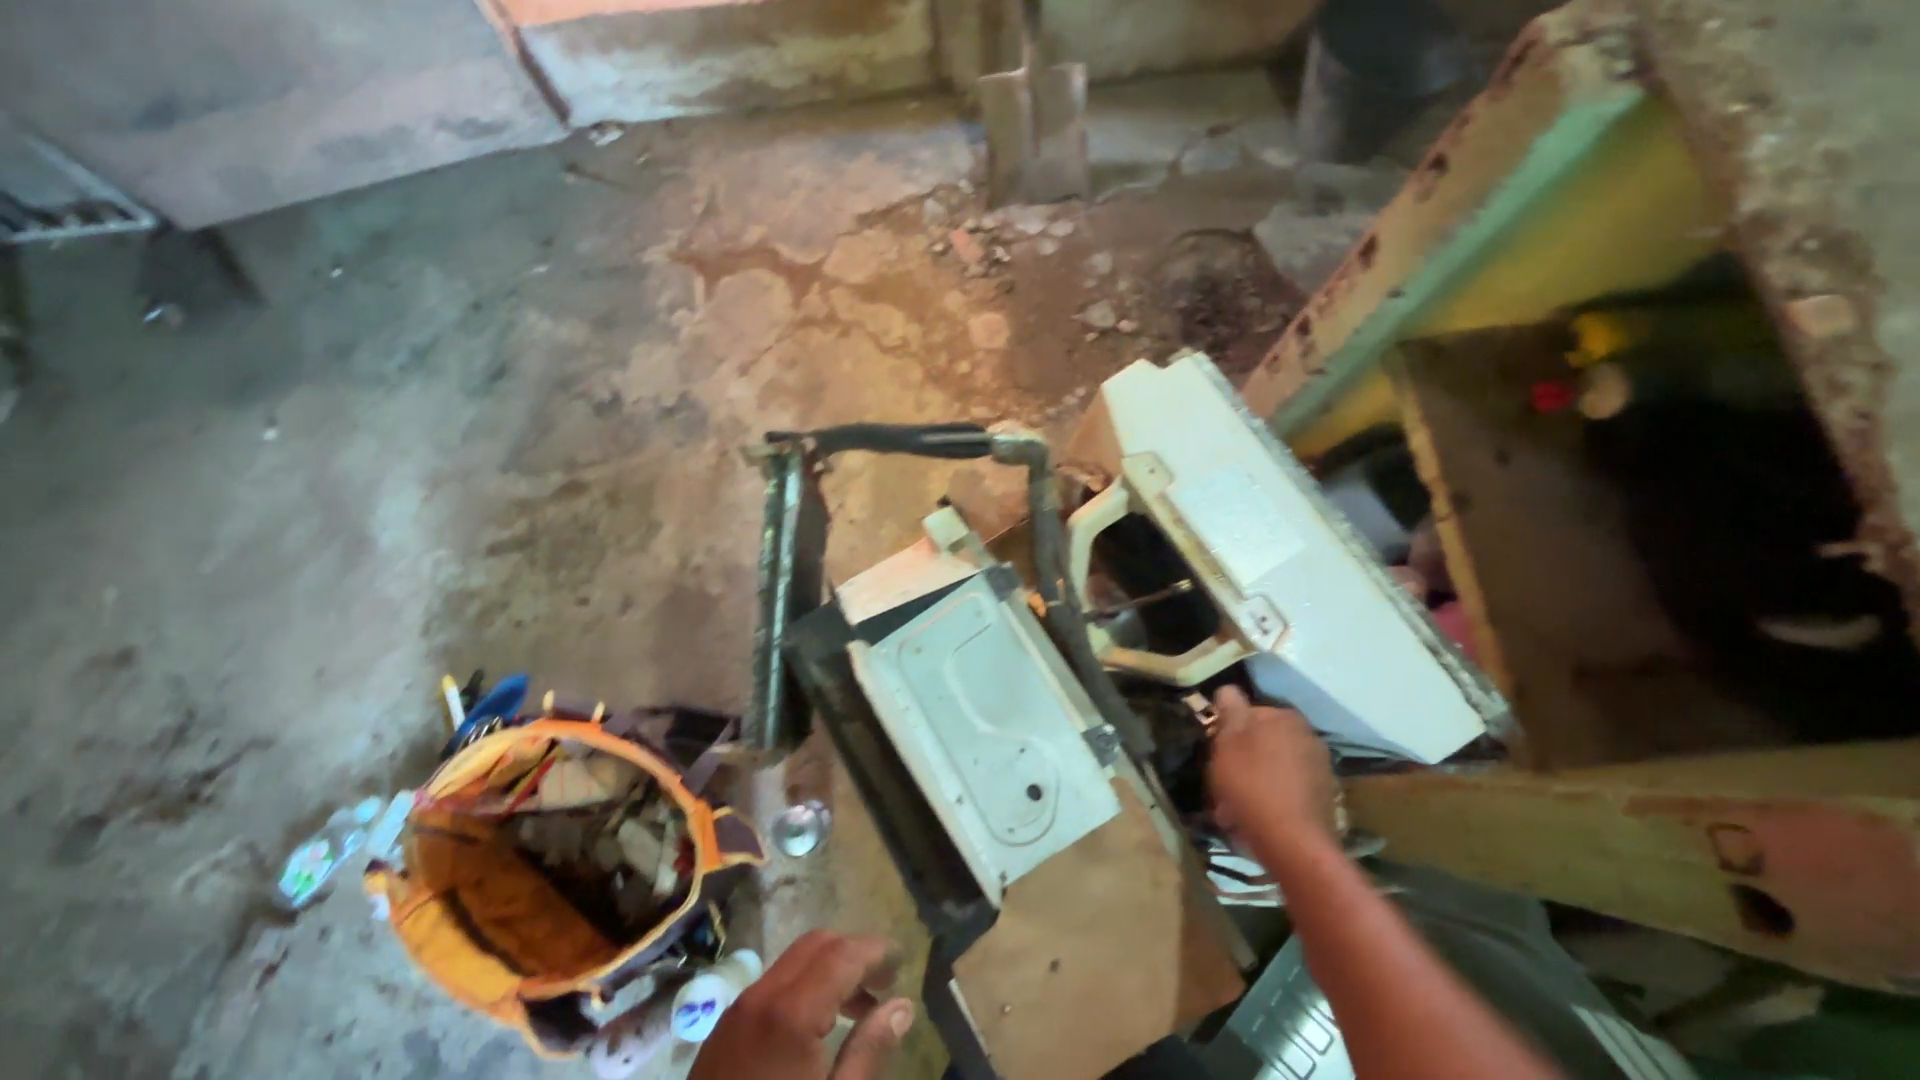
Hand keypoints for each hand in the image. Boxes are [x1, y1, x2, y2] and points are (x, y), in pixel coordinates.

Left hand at [689, 930, 914, 1079]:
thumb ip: (870, 1051)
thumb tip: (901, 1006)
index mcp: (792, 1013)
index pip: (843, 953)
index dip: (878, 951)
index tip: (904, 964)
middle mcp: (762, 996)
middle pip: (816, 945)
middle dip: (854, 953)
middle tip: (885, 983)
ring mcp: (738, 1010)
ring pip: (792, 961)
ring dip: (830, 969)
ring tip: (860, 1008)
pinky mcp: (724, 1030)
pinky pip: (772, 985)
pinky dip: (804, 986)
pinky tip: (819, 1026)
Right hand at [1207, 686, 1335, 841]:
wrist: (1292, 842)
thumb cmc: (1252, 785)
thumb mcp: (1228, 742)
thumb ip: (1229, 710)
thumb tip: (1228, 689)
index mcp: (1286, 717)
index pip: (1248, 713)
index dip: (1226, 732)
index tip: (1214, 753)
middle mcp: (1309, 736)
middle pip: (1262, 741)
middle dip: (1241, 758)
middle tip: (1220, 781)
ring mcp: (1320, 768)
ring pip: (1273, 767)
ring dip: (1253, 780)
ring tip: (1234, 806)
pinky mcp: (1324, 798)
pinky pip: (1286, 790)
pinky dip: (1270, 798)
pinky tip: (1255, 817)